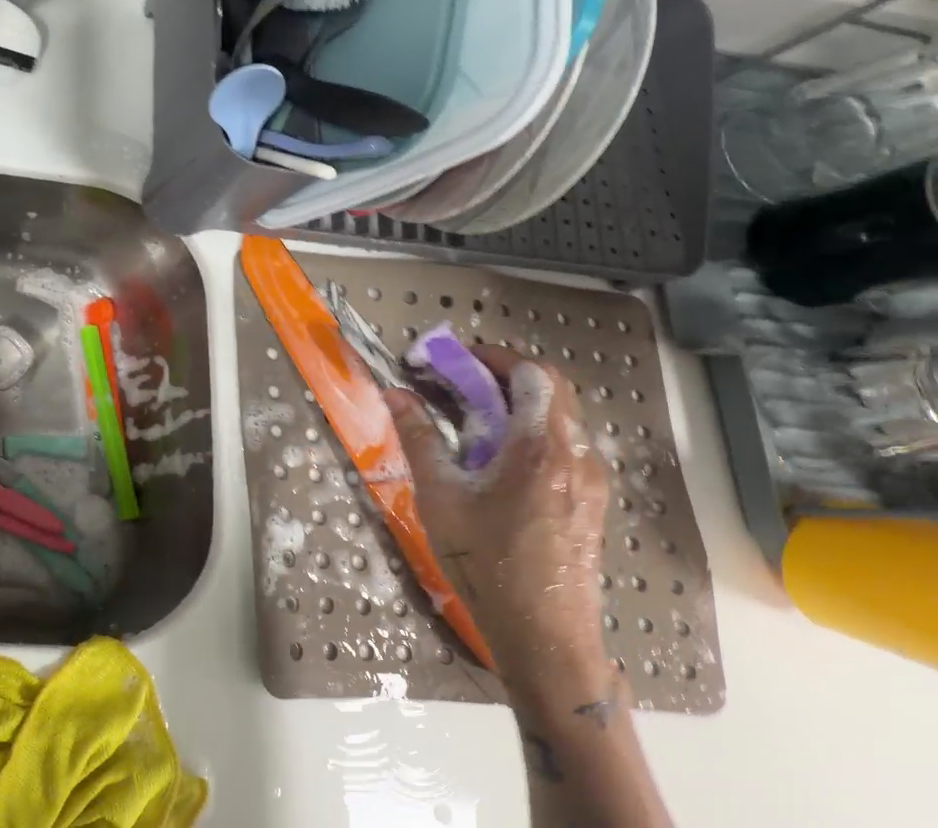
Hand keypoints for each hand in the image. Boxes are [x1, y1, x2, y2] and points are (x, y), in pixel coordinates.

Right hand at [383, 346, 609, 683]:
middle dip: (502, 373)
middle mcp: (578, 454)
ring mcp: (591, 478)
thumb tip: (397, 394)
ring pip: (560, 416)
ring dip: (517, 401)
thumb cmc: (486, 562)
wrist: (544, 634)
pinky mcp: (589, 499)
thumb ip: (420, 438)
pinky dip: (529, 429)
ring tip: (469, 414)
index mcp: (542, 448)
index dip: (489, 355)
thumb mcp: (440, 497)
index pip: (531, 373)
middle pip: (551, 388)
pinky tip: (494, 455)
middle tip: (456, 379)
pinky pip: (563, 443)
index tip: (448, 359)